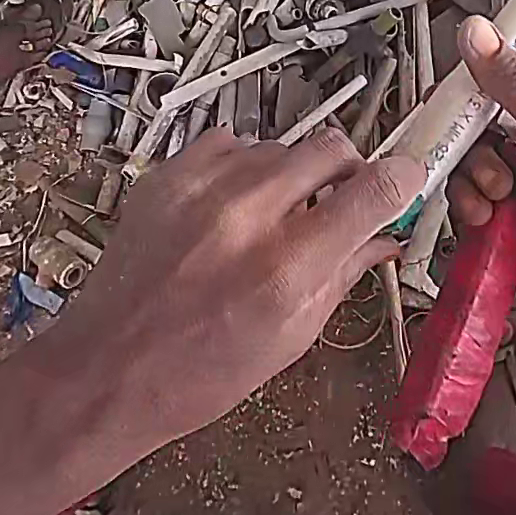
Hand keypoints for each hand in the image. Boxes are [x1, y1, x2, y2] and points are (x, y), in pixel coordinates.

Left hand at [63, 127, 424, 441]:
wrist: (109, 366)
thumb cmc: (199, 371)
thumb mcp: (291, 338)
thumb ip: (344, 274)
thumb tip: (383, 236)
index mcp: (286, 269)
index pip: (372, 192)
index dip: (401, 178)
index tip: (407, 176)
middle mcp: (246, 217)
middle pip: (330, 148)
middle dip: (347, 169)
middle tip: (340, 196)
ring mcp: (201, 188)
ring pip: (280, 145)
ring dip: (292, 173)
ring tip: (274, 214)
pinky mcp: (168, 175)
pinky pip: (230, 143)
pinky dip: (244, 167)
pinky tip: (234, 202)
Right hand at [444, 15, 515, 348]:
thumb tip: (481, 36)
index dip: (487, 79)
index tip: (462, 89)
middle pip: (483, 119)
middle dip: (476, 142)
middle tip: (489, 161)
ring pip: (469, 159)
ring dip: (474, 178)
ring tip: (497, 197)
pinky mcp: (504, 214)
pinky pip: (465, 194)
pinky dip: (469, 205)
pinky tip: (487, 218)